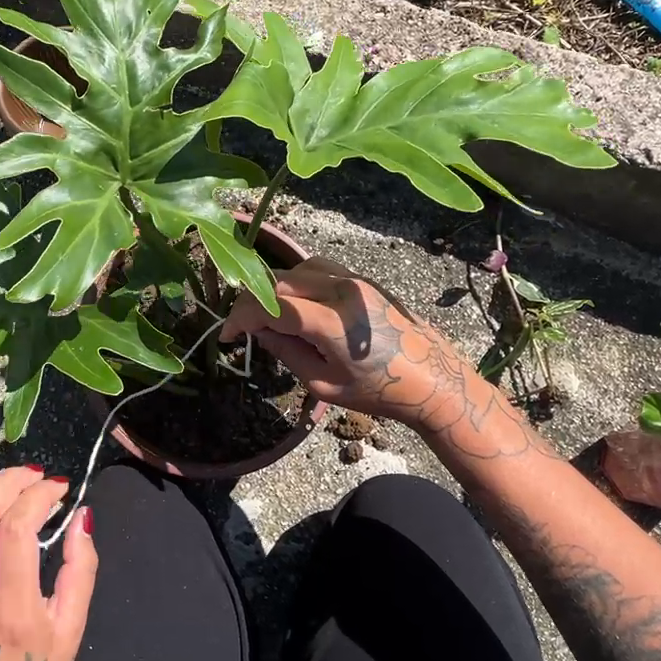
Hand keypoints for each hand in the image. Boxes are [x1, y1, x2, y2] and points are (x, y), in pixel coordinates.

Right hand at [221, 257, 478, 425]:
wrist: (434, 379)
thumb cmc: (379, 391)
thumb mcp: (323, 384)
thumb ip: (286, 352)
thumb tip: (258, 330)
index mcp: (332, 322)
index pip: (271, 305)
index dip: (241, 317)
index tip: (227, 336)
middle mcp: (342, 291)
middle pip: (279, 281)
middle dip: (252, 302)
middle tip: (241, 327)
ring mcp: (354, 280)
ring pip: (296, 268)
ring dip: (275, 289)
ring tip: (268, 316)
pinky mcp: (362, 279)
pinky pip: (318, 269)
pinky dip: (297, 282)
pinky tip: (295, 304)